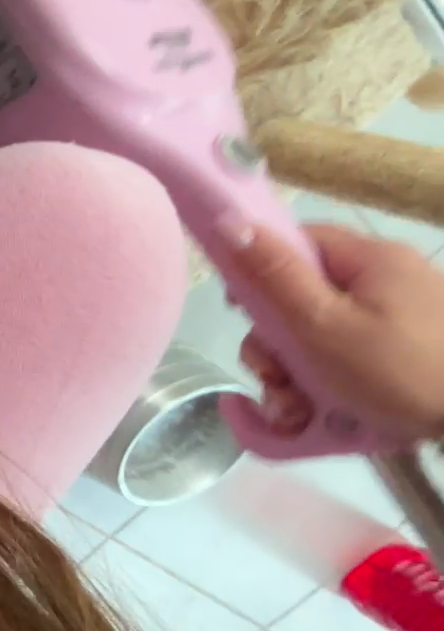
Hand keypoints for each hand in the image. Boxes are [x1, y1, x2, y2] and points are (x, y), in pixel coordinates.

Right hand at [226, 222, 443, 437]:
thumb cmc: (396, 370)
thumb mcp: (319, 321)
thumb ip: (272, 272)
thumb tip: (229, 222)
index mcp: (373, 260)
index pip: (297, 240)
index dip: (257, 267)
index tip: (239, 307)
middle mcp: (388, 280)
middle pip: (297, 293)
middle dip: (270, 339)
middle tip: (270, 372)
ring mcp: (396, 316)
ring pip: (311, 330)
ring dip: (286, 368)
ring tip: (291, 403)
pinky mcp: (400, 348)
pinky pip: (338, 353)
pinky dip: (315, 380)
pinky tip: (309, 409)